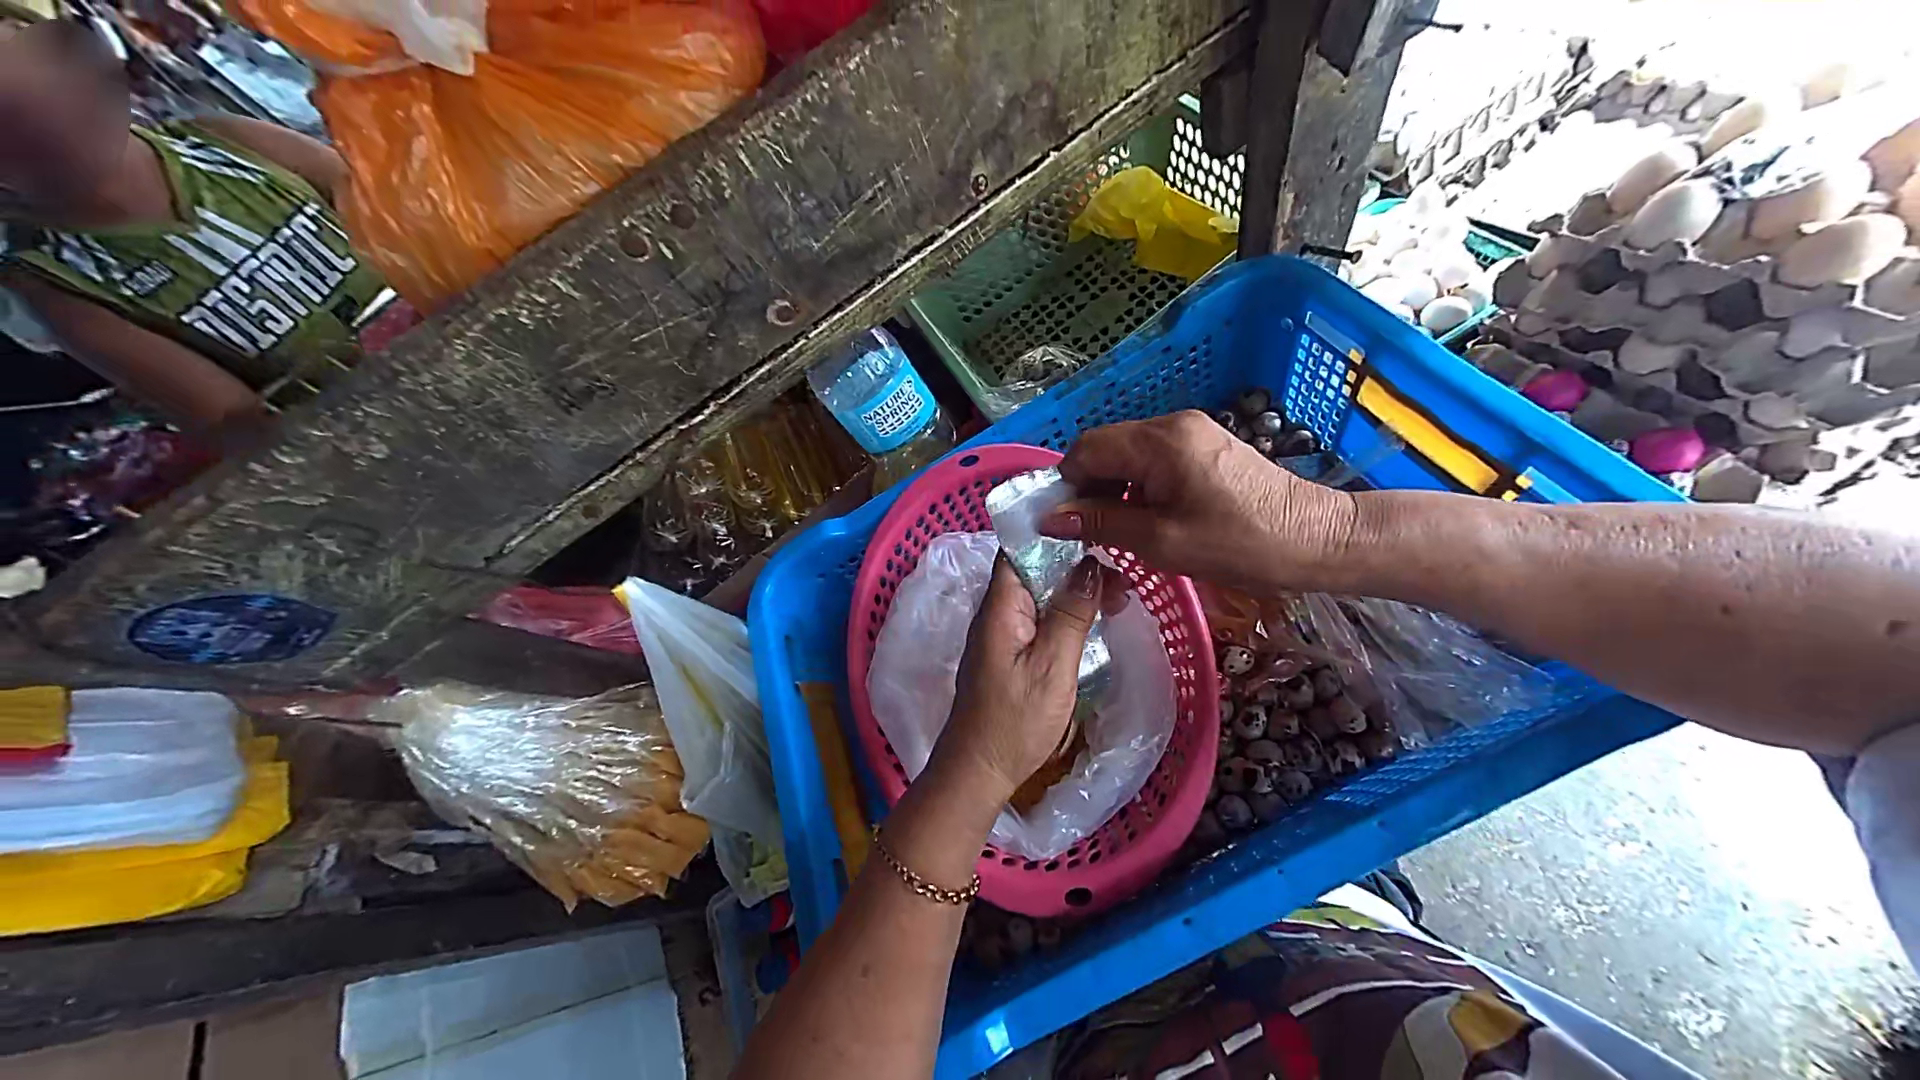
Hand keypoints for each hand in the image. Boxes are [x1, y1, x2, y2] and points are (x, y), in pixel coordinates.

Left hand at [926, 555, 1118, 812]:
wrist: (979, 770)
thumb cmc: (1015, 721)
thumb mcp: (1052, 666)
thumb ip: (1071, 614)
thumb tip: (1090, 565)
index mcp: (1000, 607)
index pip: (1020, 550)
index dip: (1055, 538)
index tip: (1096, 535)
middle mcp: (996, 613)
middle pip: (1035, 571)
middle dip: (1076, 568)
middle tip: (1122, 578)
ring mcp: (1001, 634)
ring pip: (1040, 596)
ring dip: (1075, 592)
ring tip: (1119, 597)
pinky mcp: (1008, 653)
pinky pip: (1038, 619)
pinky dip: (1066, 615)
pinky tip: (1093, 620)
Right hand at [1042, 410, 1359, 595]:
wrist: (1318, 540)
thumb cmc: (1240, 544)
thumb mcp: (1161, 542)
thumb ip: (1100, 524)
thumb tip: (1049, 518)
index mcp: (1160, 441)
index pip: (1086, 448)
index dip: (1066, 484)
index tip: (1064, 523)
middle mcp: (1172, 424)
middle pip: (1105, 447)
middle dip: (1089, 488)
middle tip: (1090, 532)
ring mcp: (1192, 432)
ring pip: (1127, 455)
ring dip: (1113, 490)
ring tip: (1119, 529)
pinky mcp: (1205, 445)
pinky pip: (1152, 460)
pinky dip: (1137, 487)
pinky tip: (1147, 517)